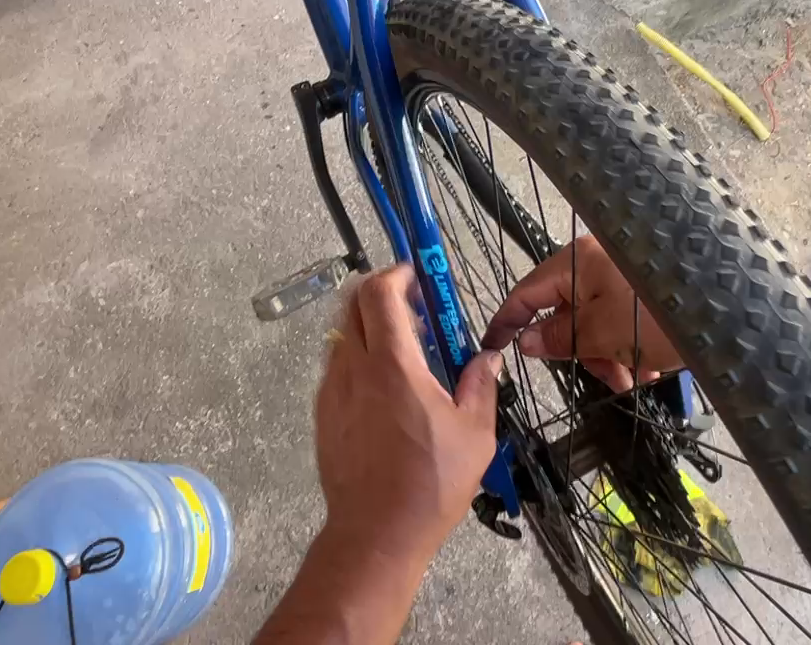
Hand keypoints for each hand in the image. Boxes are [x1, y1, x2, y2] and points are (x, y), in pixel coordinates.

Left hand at [314, 265, 502, 567]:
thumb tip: (487, 357)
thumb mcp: (475, 434)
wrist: (375, 536)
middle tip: (413, 308)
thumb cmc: (430, 484)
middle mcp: (354, 367)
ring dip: (370, 325)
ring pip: (342, 332)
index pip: (380, 293)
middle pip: (353, 302)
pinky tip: (384, 388)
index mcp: (392, 364)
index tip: (418, 276)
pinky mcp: (322, 413)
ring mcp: (332, 390)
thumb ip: (481, 385)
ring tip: (403, 351)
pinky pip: (337, 365)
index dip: (397, 274)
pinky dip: (358, 356)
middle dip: (381, 292)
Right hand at [481, 235, 683, 391]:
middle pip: (565, 309)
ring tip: (634, 379)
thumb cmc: (660, 316)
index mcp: (576, 262)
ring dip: (607, 353)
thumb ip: (558, 336)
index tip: (490, 344)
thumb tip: (525, 340)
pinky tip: (650, 367)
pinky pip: (620, 315)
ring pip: (595, 317)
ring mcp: (622, 272)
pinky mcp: (645, 285)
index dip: (506, 320)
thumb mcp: (601, 332)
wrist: (731, 307)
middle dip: (578, 349)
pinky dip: (627, 344)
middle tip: (602, 378)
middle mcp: (595, 261)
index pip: (526, 292)